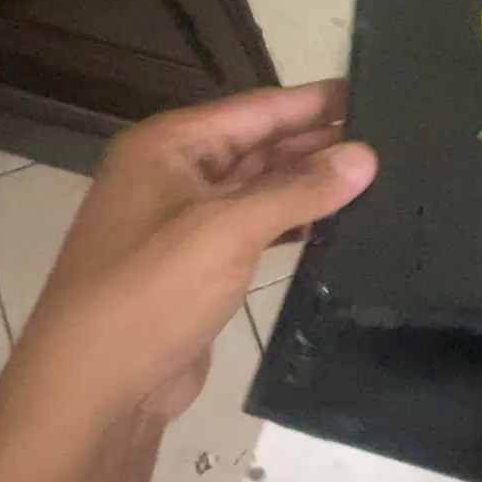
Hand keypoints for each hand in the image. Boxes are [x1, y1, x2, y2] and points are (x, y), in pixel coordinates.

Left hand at [0, 80, 375, 430]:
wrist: (96, 387)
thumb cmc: (152, 293)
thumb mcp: (227, 230)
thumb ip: (299, 191)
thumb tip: (365, 157)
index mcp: (170, 147)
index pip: (257, 109)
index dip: (314, 101)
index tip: (372, 94)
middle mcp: (176, 175)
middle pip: (260, 147)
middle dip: (318, 143)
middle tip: (386, 141)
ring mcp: (186, 222)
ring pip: (261, 190)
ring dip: (309, 186)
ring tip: (374, 180)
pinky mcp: (201, 265)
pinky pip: (257, 230)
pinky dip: (293, 225)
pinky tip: (334, 227)